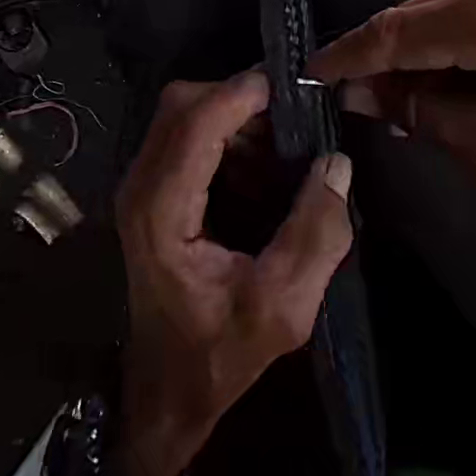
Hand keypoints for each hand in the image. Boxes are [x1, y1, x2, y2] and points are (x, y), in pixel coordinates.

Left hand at [114, 72, 353, 475]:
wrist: (167, 388)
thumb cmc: (219, 355)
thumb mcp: (283, 307)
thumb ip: (316, 235)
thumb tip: (337, 164)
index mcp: (160, 211)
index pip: (196, 122)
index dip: (243, 94)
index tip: (296, 87)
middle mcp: (139, 187)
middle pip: (182, 106)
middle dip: (240, 100)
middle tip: (297, 119)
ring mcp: (139, 188)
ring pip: (182, 116)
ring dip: (235, 118)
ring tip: (288, 144)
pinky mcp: (149, 194)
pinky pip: (185, 140)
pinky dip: (225, 137)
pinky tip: (264, 168)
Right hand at [309, 0, 475, 264]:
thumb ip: (430, 118)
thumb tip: (364, 92)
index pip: (402, 31)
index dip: (348, 58)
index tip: (305, 76)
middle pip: (419, 17)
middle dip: (379, 61)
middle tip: (345, 104)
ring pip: (446, 19)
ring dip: (416, 61)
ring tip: (391, 107)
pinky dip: (451, 56)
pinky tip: (444, 92)